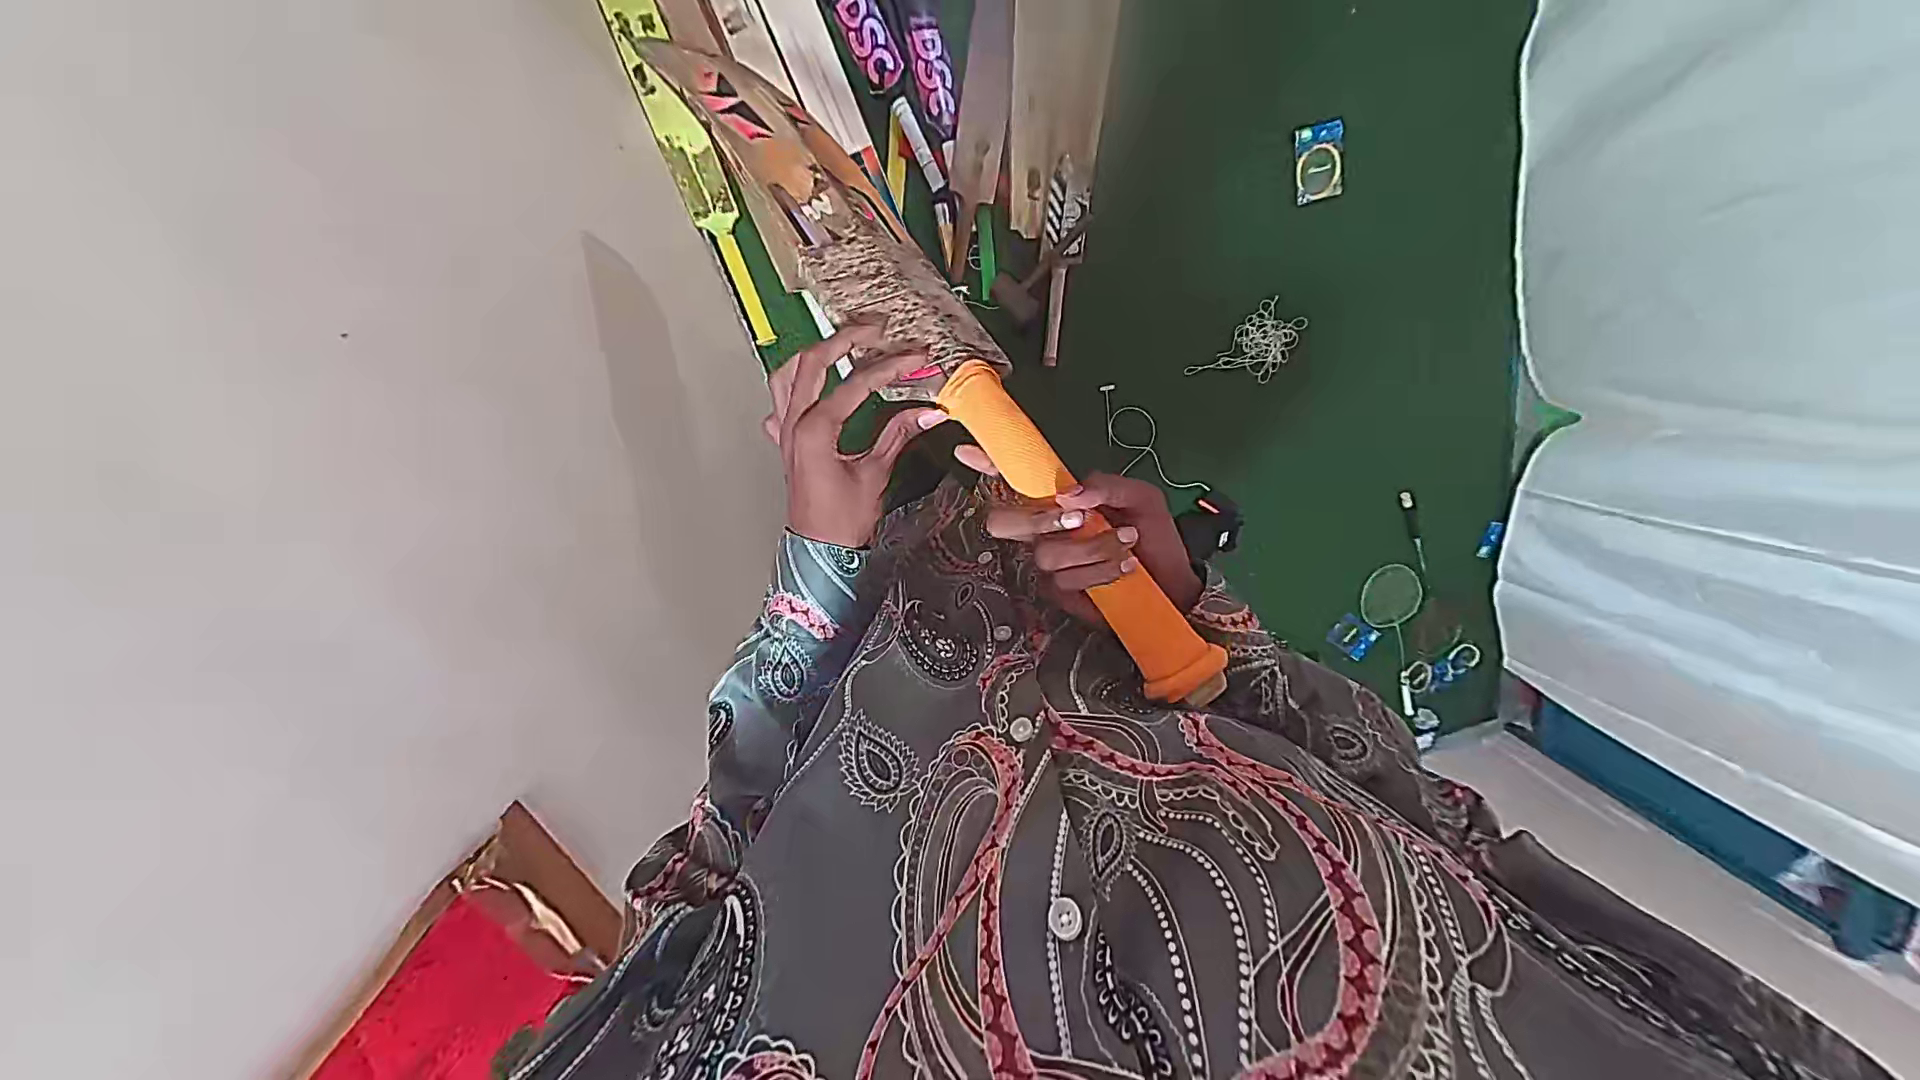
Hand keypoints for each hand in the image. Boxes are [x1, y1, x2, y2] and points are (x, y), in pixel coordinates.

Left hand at [764, 324, 948, 547]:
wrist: (819, 549)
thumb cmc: (841, 521)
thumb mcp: (875, 474)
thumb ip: (899, 435)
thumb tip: (928, 412)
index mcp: (815, 431)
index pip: (855, 384)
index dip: (889, 368)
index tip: (913, 358)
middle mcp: (793, 424)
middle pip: (813, 363)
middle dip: (844, 340)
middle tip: (873, 330)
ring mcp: (785, 431)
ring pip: (787, 375)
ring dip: (813, 354)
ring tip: (840, 343)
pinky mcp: (786, 441)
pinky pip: (780, 401)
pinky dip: (795, 384)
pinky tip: (811, 383)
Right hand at [960, 448, 1201, 623]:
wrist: (1173, 580)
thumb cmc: (1152, 534)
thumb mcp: (1140, 498)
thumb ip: (1106, 486)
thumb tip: (1067, 493)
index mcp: (1058, 499)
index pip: (1013, 480)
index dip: (986, 465)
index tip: (965, 452)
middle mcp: (1043, 529)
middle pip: (1003, 521)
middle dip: (1039, 519)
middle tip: (1081, 518)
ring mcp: (1047, 561)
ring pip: (1043, 553)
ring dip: (1092, 548)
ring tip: (1127, 544)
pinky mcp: (1059, 593)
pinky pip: (1063, 581)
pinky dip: (1099, 571)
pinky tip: (1124, 568)